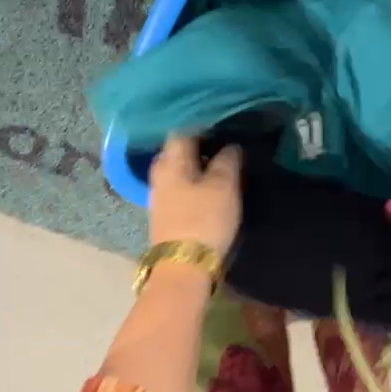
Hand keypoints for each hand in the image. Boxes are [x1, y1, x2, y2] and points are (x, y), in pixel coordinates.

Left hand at [148, 135, 242, 253]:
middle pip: (178, 150)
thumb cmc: (204, 219)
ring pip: (179, 169)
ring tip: (223, 164)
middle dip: (200, 145)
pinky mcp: (165, 213)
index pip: (184, 130)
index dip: (205, 125)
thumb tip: (231, 145)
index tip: (226, 124)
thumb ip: (228, 161)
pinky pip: (180, 186)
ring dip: (198, 165)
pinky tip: (210, 185)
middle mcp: (159, 172)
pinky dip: (194, 181)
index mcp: (171, 160)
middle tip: (226, 143)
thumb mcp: (224, 186)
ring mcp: (159, 194)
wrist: (184, 267)